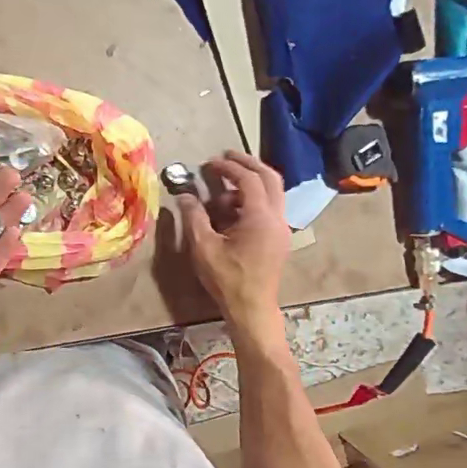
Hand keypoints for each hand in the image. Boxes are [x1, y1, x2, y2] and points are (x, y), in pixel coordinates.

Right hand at [177, 151, 289, 335]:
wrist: (252, 309)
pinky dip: (253, 201)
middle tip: (226, 158)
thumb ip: (193, 217)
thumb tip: (184, 196)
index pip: (248, 179)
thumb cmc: (227, 279)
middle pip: (270, 178)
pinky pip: (270, 209)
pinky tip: (232, 212)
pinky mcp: (279, 239)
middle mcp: (277, 218)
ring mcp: (282, 229)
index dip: (229, 167)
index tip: (209, 163)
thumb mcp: (203, 247)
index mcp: (261, 217)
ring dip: (249, 185)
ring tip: (222, 193)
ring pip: (273, 193)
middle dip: (248, 164)